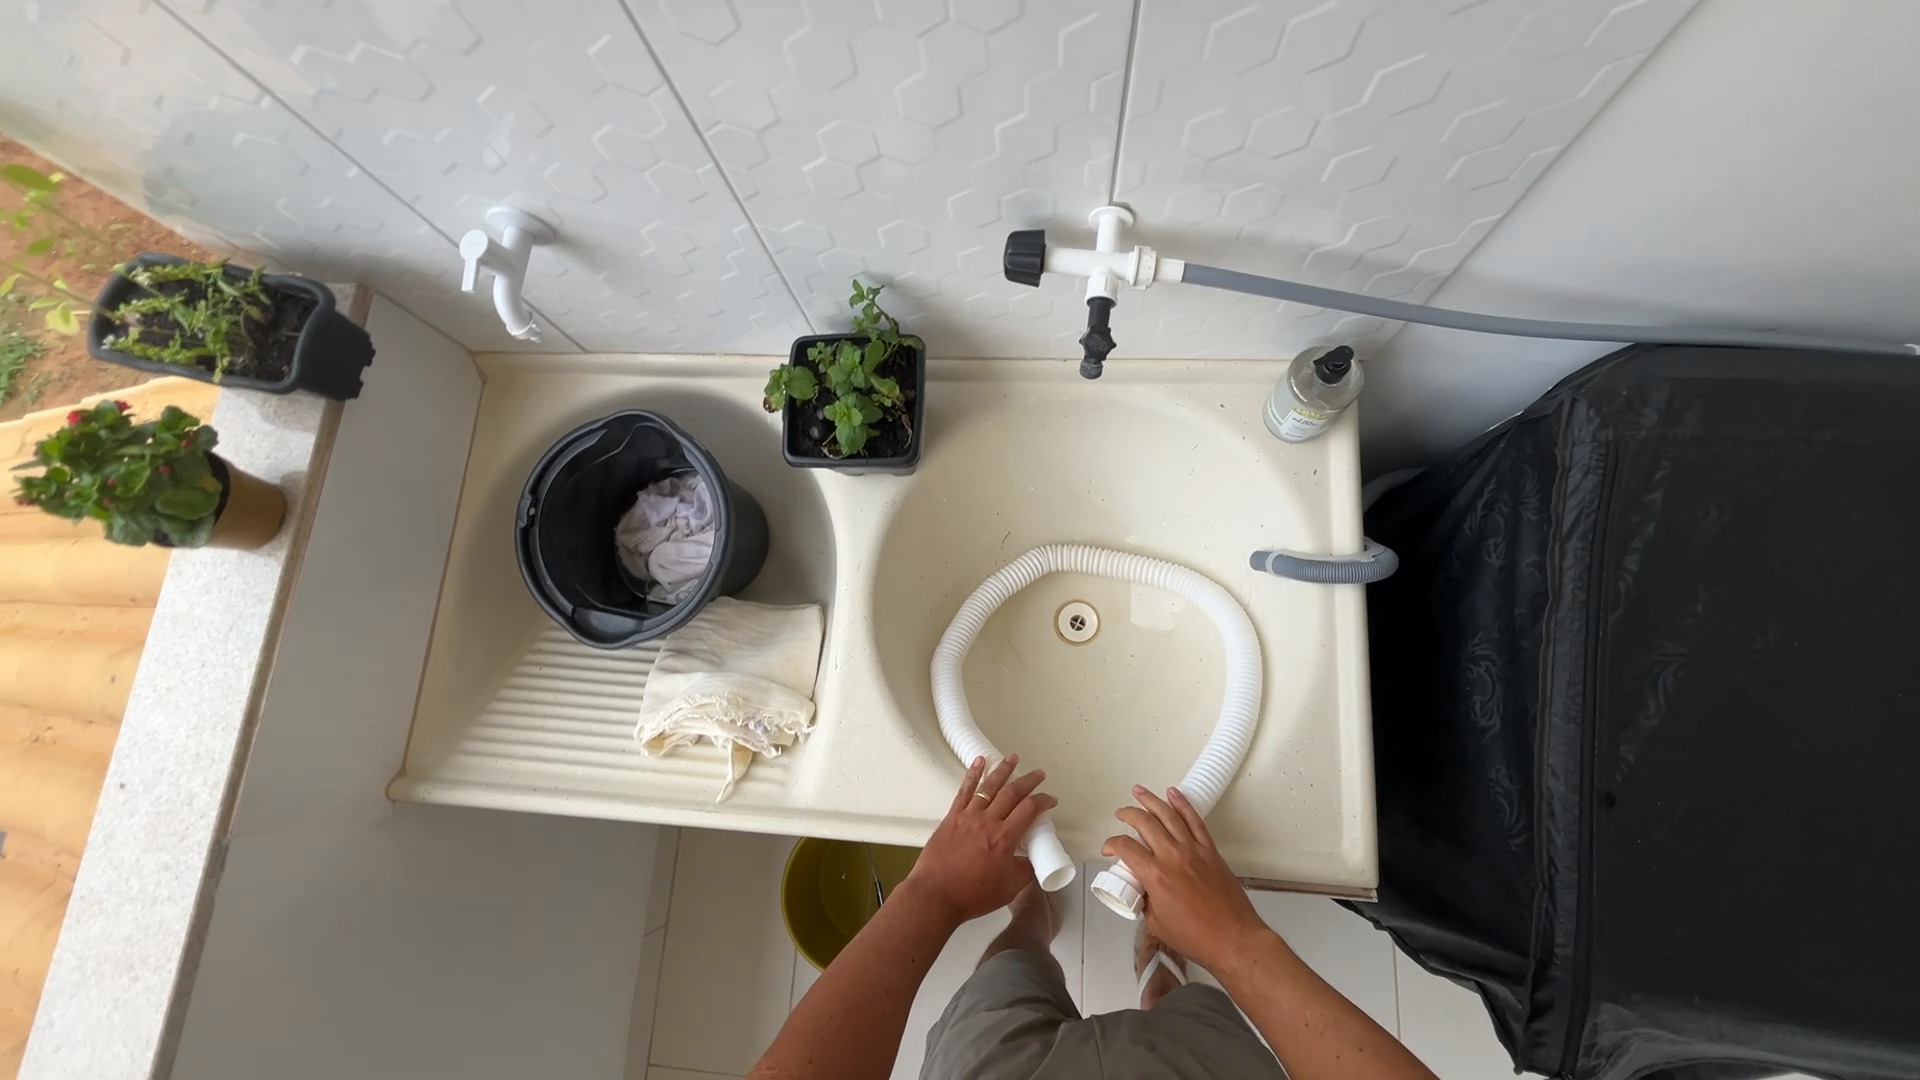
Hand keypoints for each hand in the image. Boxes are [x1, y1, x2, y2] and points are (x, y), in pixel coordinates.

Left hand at [902, 755, 1057, 925]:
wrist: (936, 895)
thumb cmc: (972, 895)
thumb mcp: (1009, 889)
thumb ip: (1025, 871)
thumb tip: (1033, 859)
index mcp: (1004, 838)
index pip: (1030, 810)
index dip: (1043, 801)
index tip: (1050, 799)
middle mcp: (988, 822)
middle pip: (1012, 792)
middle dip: (1029, 780)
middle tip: (1039, 773)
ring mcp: (969, 816)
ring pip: (990, 786)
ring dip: (1003, 769)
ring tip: (1014, 757)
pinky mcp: (952, 816)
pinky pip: (965, 790)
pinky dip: (973, 774)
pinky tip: (980, 761)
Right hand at [1103, 785, 1272, 974]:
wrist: (1234, 940)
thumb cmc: (1196, 938)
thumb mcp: (1157, 924)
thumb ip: (1145, 901)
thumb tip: (1142, 889)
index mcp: (1155, 875)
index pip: (1125, 848)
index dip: (1111, 844)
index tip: (1108, 848)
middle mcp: (1172, 856)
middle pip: (1144, 823)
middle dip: (1128, 814)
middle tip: (1120, 813)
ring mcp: (1193, 850)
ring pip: (1168, 815)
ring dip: (1151, 800)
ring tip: (1139, 791)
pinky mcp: (1210, 851)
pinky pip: (1195, 821)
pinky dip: (1183, 804)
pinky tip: (1173, 793)